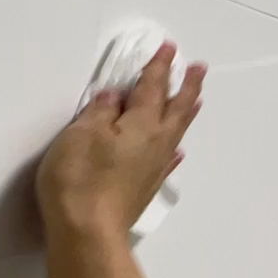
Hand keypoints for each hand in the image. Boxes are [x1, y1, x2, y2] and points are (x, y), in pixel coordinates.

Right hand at [37, 42, 205, 239]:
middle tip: (197, 67)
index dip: (157, 67)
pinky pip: (168, 159)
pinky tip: (176, 152)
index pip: (152, 88)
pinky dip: (173, 149)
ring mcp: (154, 166)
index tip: (168, 47)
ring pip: (176, 131)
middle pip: (176, 107)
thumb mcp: (80, 136)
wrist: (88, 230)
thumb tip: (114, 96)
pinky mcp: (144, 187)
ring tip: (195, 99)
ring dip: (185, 111)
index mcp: (141, 124)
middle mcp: (156, 141)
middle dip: (185, 85)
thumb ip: (99, 112)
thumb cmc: (79, 178)